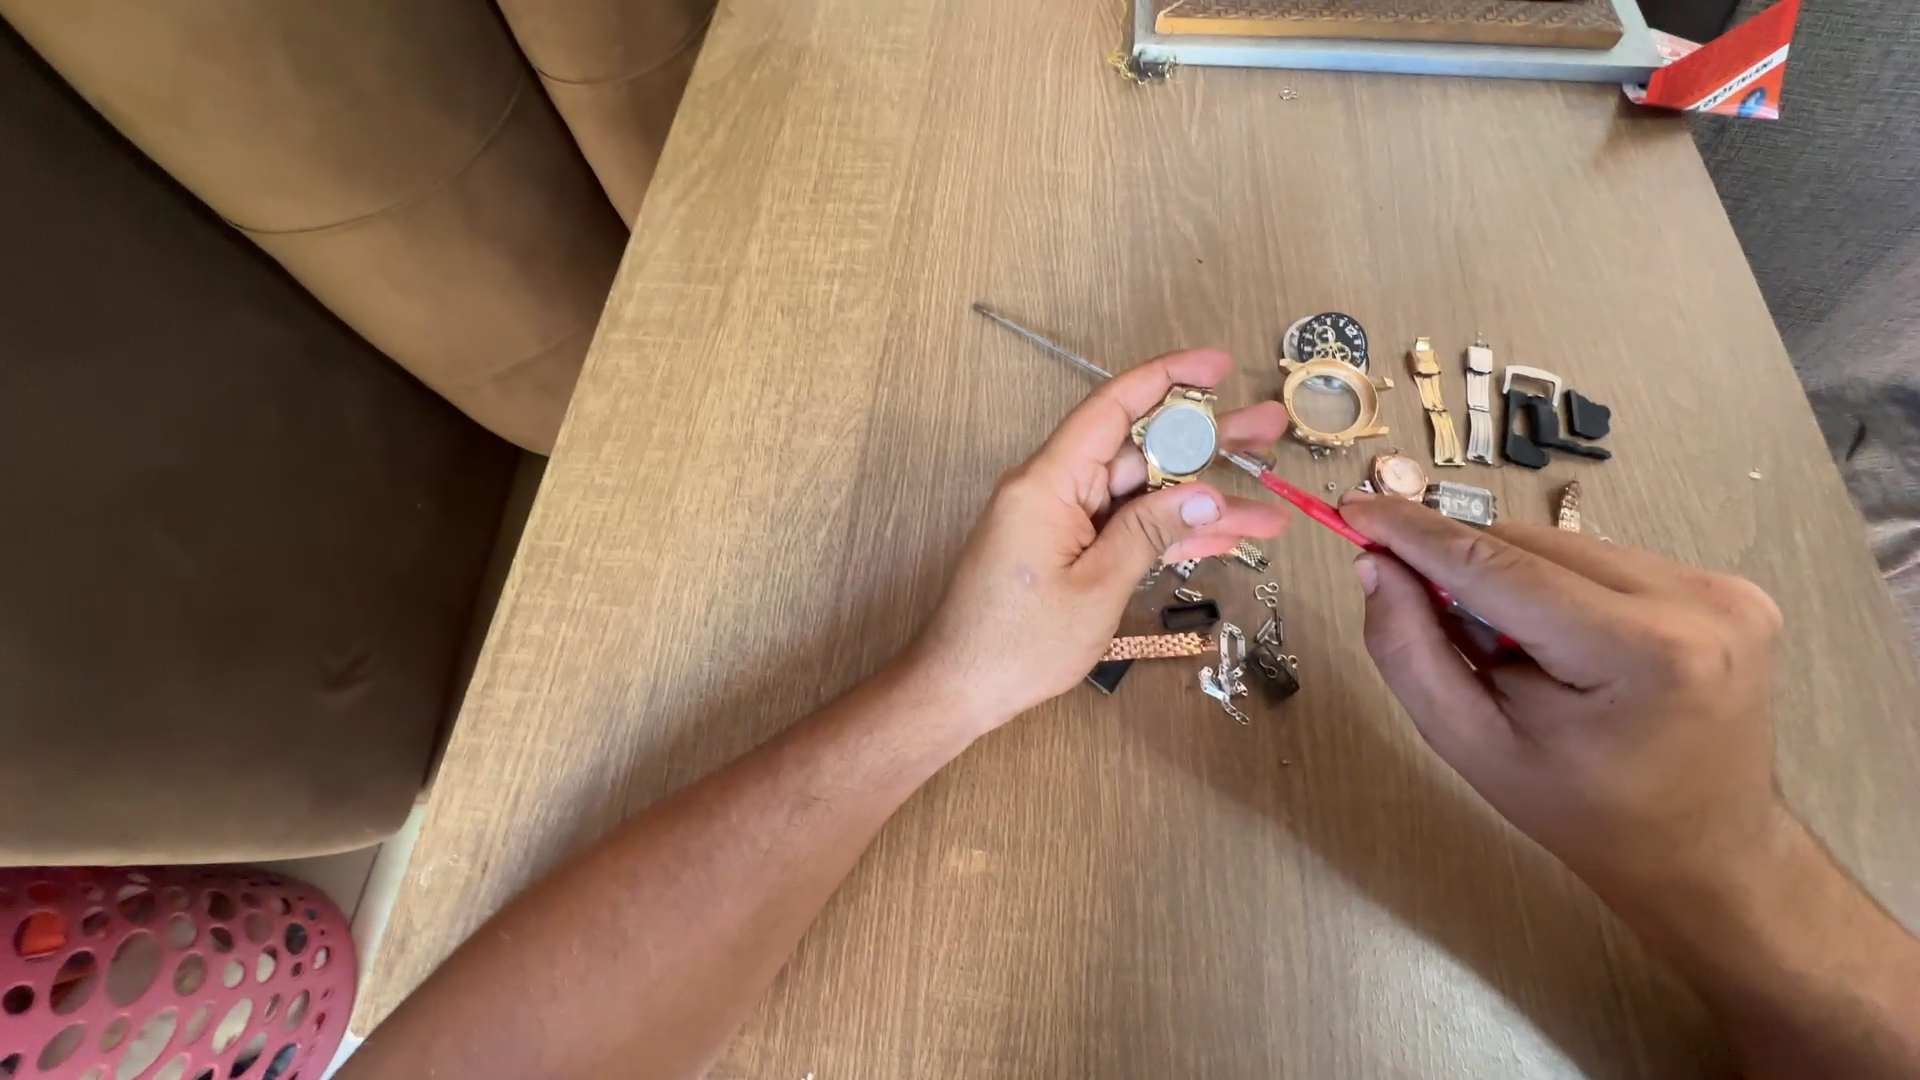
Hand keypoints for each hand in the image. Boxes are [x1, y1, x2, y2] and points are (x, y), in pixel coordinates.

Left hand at [905, 349, 1289, 730]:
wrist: (960, 686)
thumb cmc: (1018, 644)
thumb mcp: (1095, 588)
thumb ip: (1150, 533)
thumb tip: (1206, 495)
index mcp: (1048, 482)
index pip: (1112, 408)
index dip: (1167, 378)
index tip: (1220, 366)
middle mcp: (1052, 489)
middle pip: (1137, 450)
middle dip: (1206, 442)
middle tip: (1270, 429)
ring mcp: (1060, 520)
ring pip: (1139, 494)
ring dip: (1199, 500)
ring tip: (1267, 502)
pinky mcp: (1065, 548)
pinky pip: (1122, 528)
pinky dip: (1166, 534)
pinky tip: (1223, 538)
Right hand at [1338, 493, 1789, 905]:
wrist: (1701, 849)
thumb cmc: (1572, 805)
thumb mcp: (1464, 738)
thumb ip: (1406, 646)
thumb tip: (1374, 563)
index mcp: (1639, 652)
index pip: (1493, 565)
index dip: (1412, 531)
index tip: (1352, 506)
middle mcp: (1697, 602)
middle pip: (1523, 546)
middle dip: (1458, 570)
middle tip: (1432, 622)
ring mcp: (1722, 590)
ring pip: (1554, 545)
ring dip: (1502, 578)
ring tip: (1505, 650)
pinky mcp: (1728, 587)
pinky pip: (1592, 558)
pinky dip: (1546, 585)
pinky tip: (1550, 642)